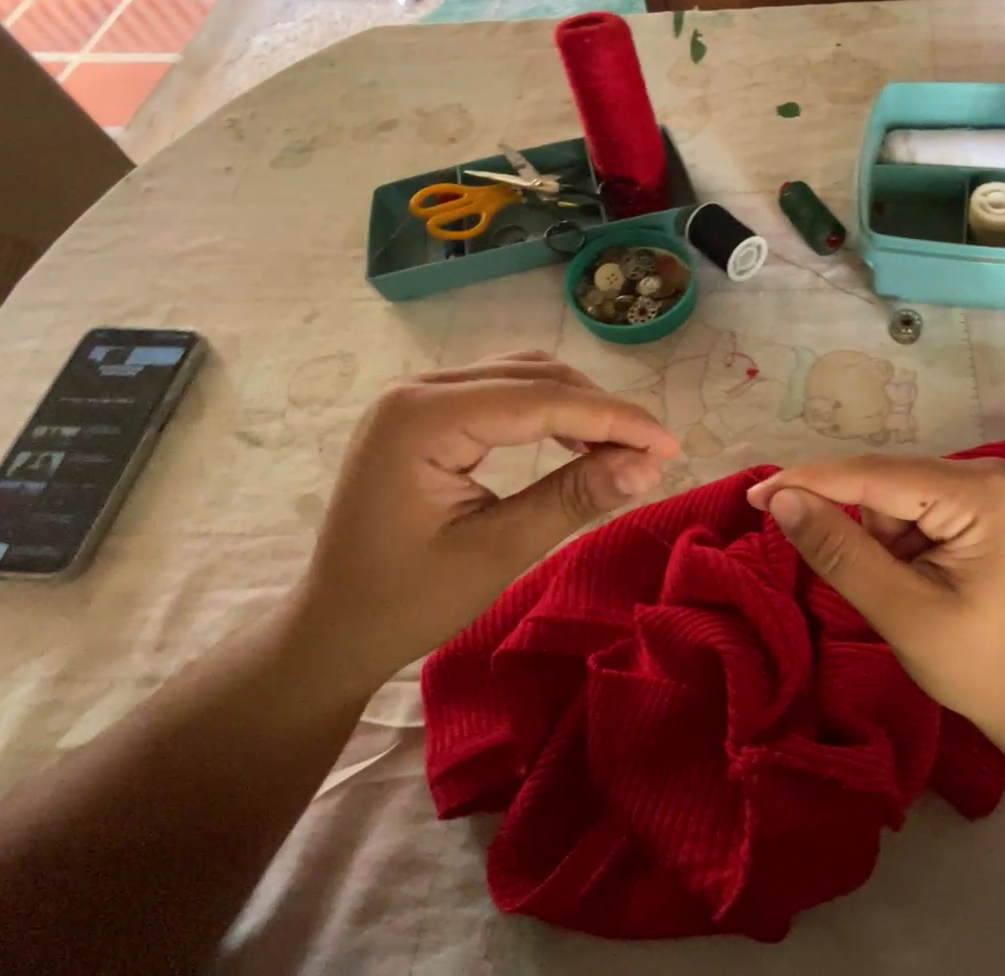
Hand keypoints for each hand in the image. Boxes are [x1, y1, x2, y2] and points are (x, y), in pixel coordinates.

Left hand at [291, 352, 678, 684]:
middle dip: (600, 411)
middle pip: (533, 378)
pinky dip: (549, 414)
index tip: (669, 445)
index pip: (539, 400)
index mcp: (421, 418)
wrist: (335, 627)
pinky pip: (502, 396)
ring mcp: (417, 399)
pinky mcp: (425, 416)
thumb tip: (648, 467)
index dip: (613, 419)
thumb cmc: (409, 600)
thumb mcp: (499, 552)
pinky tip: (577, 444)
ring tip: (622, 450)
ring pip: (522, 379)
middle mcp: (416, 390)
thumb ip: (573, 498)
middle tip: (651, 455)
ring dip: (579, 408)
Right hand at [746, 455, 1004, 742]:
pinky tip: (913, 581)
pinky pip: (905, 512)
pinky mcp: (971, 506)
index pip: (876, 475)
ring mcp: (979, 488)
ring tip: (906, 593)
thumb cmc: (976, 664)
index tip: (753, 495)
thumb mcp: (900, 611)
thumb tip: (782, 500)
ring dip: (875, 543)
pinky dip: (891, 546)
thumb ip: (840, 552)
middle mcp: (983, 473)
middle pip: (882, 483)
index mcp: (980, 492)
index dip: (810, 483)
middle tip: (870, 586)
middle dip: (855, 529)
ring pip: (888, 499)